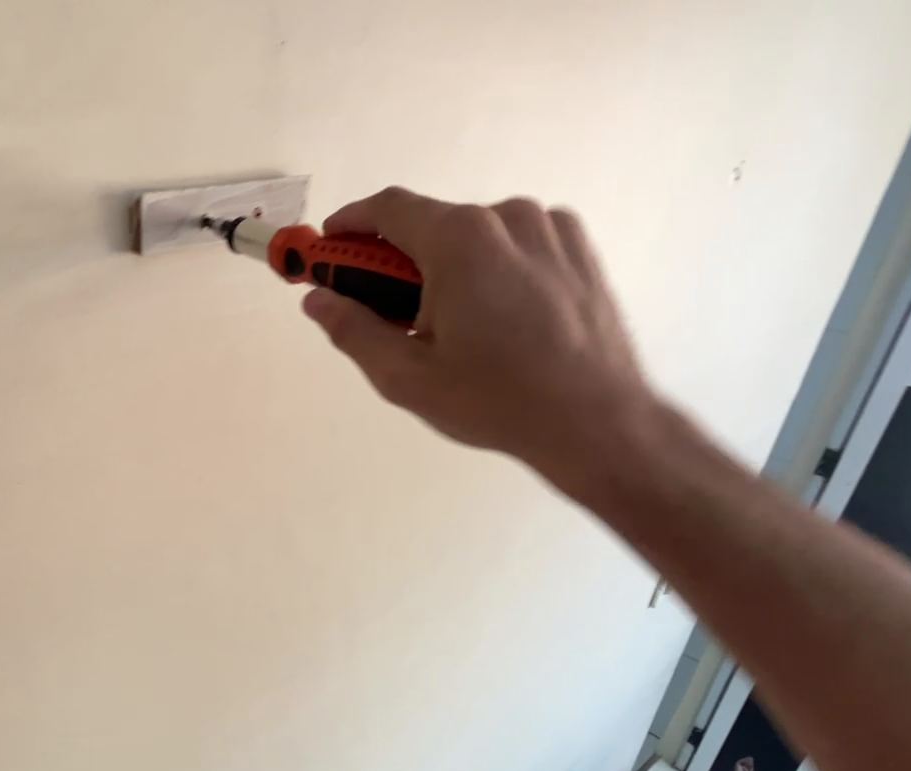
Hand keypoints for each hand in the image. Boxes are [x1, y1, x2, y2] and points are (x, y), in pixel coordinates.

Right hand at [302, 187, 659, 490]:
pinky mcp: (580, 247)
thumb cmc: (492, 400)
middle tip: (390, 312)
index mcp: (459, 240)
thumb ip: (353, 330)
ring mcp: (550, 227)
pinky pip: (518, 245)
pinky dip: (495, 268)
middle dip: (401, 261)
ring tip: (457, 327)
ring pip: (477, 237)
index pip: (389, 209)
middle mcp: (507, 216)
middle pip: (433, 225)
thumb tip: (316, 299)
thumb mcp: (406, 377)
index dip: (351, 224)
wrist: (594, 420)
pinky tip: (501, 318)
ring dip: (452, 267)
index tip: (330, 245)